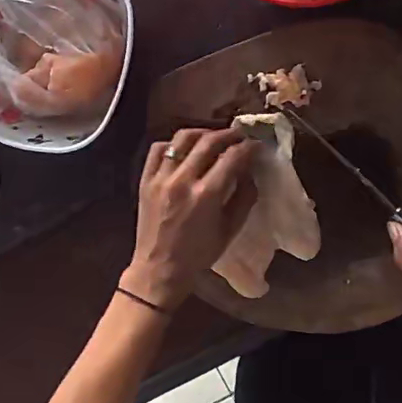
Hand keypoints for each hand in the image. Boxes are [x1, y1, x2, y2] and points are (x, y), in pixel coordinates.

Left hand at [124, 128, 259, 308]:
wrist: (159, 269)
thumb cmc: (198, 254)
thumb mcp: (230, 230)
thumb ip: (244, 198)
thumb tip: (251, 171)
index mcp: (206, 195)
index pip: (232, 157)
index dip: (248, 147)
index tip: (256, 145)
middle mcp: (182, 180)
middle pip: (208, 142)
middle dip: (228, 134)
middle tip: (239, 135)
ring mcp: (160, 178)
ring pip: (181, 139)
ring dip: (201, 133)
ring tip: (212, 137)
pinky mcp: (145, 180)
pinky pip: (158, 150)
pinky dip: (172, 143)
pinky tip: (183, 148)